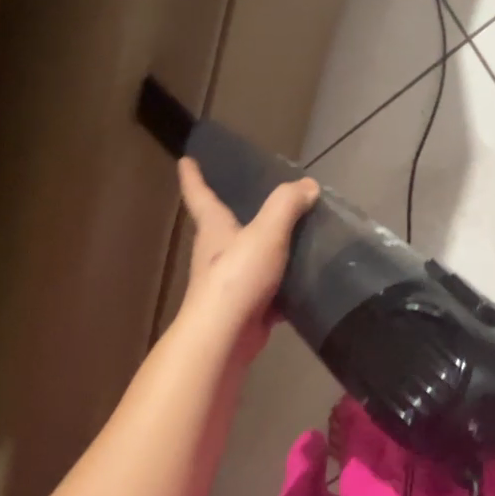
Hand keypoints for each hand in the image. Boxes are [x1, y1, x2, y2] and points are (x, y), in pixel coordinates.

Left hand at [176, 158, 319, 357]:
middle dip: (235, 216)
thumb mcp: (265, 232)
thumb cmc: (237, 276)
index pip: (199, 195)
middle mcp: (216, 254)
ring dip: (265, 253)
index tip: (186, 161)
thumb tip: (308, 186)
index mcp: (214, 229)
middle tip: (255, 201)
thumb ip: (286, 206)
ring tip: (293, 240)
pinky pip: (268, 294)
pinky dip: (283, 290)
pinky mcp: (247, 310)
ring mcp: (230, 285)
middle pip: (224, 228)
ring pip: (249, 262)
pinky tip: (304, 287)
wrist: (226, 334)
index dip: (193, 177)